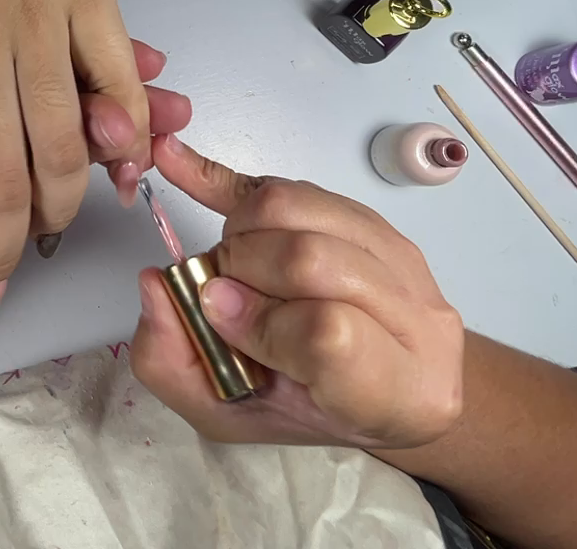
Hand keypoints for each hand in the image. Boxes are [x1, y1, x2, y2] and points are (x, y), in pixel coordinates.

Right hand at [131, 137, 463, 448]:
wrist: (372, 379)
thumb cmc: (302, 405)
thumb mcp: (229, 416)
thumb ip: (174, 366)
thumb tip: (158, 284)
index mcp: (399, 395)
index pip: (329, 335)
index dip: (260, 321)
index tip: (221, 318)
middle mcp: (418, 321)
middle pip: (309, 258)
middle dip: (241, 268)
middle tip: (220, 293)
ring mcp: (399, 258)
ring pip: (297, 208)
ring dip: (240, 229)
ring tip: (232, 260)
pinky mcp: (365, 215)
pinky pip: (288, 184)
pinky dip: (221, 175)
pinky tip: (175, 160)